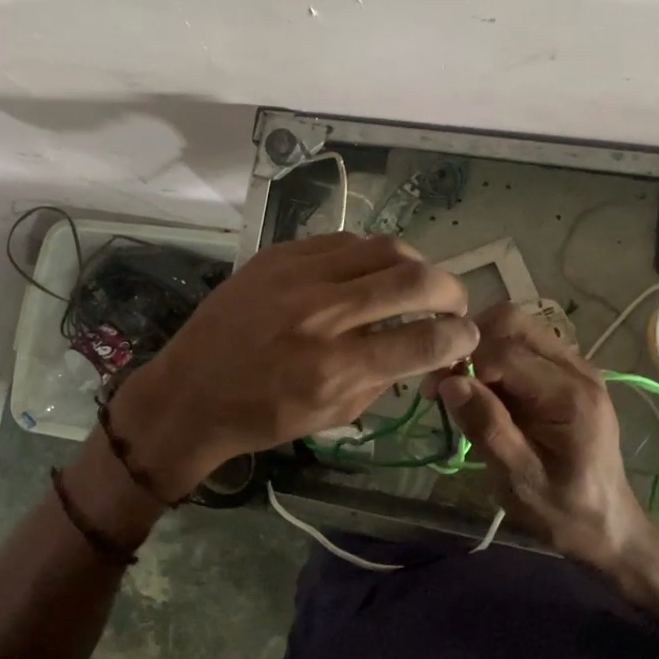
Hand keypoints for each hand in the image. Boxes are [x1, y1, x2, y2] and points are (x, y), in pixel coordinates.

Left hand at [114, 234, 478, 498]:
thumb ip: (382, 379)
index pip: (424, 339)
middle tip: (453, 303)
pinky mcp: (276, 254)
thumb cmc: (261, 417)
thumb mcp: (331, 415)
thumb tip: (420, 348)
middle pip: (412, 280)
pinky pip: (340, 240)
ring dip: (412, 264)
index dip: (460, 337)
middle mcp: (322, 313)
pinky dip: (367, 254)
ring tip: (416, 280)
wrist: (189, 391)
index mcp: (336, 366)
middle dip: (450, 290)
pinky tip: (369, 270)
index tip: (468, 336)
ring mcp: (296, 275)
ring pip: (380, 247)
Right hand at [432, 302, 655, 567]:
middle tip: (448, 381)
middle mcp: (577, 369)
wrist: (609, 527)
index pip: (504, 351)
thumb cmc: (564, 511)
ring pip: (516, 325)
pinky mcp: (566, 372)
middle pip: (512, 321)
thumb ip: (488, 428)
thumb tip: (450, 382)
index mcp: (570, 395)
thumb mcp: (520, 481)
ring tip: (462, 385)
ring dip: (481, 347)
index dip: (463, 363)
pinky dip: (495, 355)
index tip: (435, 391)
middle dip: (471, 343)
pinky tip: (484, 390)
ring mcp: (574, 366)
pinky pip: (523, 343)